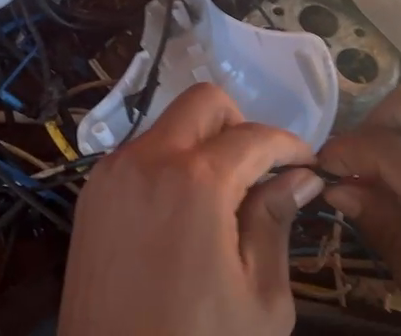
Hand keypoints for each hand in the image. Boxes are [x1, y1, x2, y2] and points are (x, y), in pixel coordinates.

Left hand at [60, 82, 322, 335]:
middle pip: (201, 102)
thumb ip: (276, 222)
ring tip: (224, 198)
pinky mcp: (91, 192)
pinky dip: (168, 164)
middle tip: (261, 171)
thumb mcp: (259, 297)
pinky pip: (138, 153)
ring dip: (201, 143)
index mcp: (195, 180)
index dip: (288, 145)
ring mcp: (111, 171)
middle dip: (239, 125)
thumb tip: (302, 176)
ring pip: (167, 124)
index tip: (308, 164)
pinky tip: (183, 212)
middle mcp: (147, 157)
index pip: (253, 136)